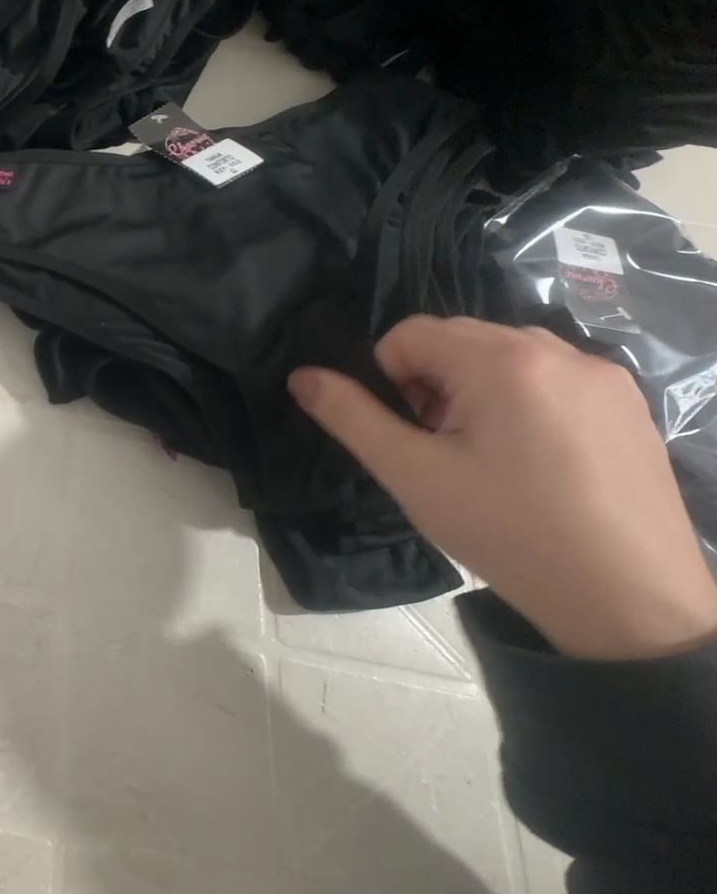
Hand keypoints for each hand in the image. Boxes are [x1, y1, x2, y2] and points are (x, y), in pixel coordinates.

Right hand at [290, 315, 716, 660]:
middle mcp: (562, 355)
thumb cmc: (506, 529)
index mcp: (505, 363)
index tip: (408, 431)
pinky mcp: (629, 407)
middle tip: (437, 443)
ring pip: (506, 355)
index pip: (411, 333)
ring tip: (482, 451)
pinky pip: (550, 378)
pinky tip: (528, 459)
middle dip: (430, 380)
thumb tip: (301, 377)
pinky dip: (520, 401)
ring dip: (473, 388)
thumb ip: (349, 415)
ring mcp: (605, 380)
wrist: (628, 598)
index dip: (389, 378)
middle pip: (460, 338)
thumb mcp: (409, 472)